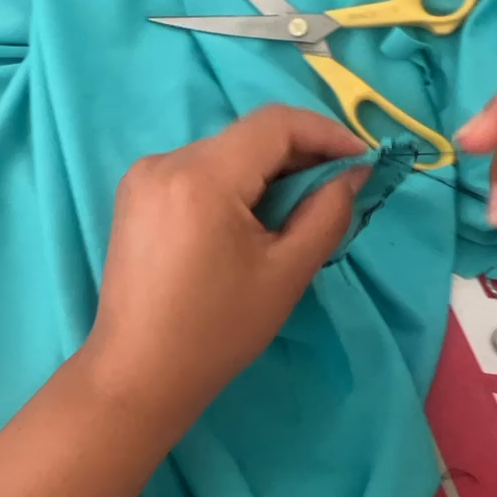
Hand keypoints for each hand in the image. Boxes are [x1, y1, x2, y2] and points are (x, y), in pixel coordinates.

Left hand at [86, 106, 370, 423]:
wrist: (138, 372)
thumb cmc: (216, 330)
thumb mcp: (285, 273)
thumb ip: (326, 213)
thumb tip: (354, 173)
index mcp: (200, 176)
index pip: (274, 124)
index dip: (326, 133)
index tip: (362, 160)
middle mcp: (165, 161)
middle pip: (246, 138)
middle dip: (298, 157)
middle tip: (336, 190)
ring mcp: (142, 177)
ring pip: (222, 154)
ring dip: (265, 173)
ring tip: (294, 213)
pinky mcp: (134, 195)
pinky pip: (195, 172)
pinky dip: (231, 184)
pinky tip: (248, 220)